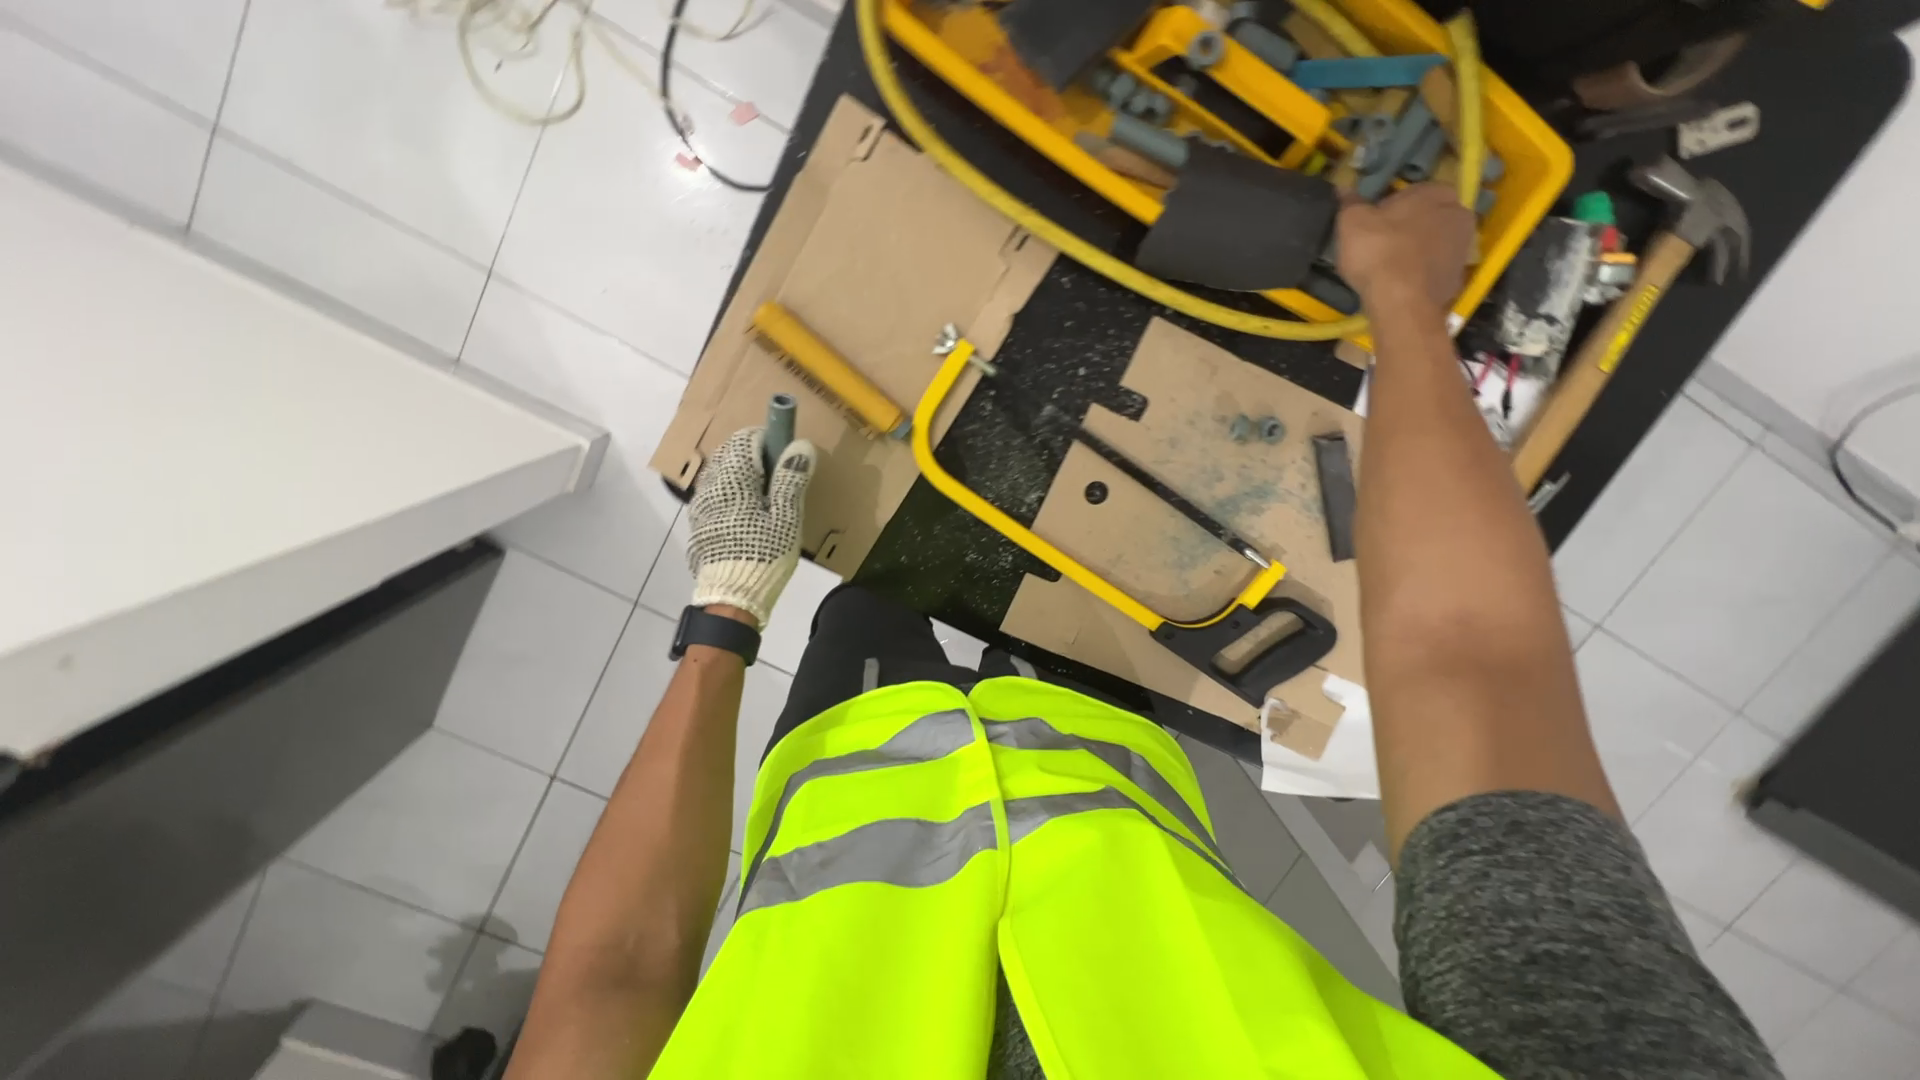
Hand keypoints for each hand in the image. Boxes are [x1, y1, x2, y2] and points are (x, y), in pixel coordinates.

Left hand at [687, 426, 817, 629]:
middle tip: (781, 484)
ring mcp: (702, 505)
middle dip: (757, 459)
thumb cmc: (762, 554)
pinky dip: (735, 498)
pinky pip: (718, 497)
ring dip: (745, 479)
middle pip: (732, 455)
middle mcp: (711, 486)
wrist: (731, 599)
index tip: (786, 459)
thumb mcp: (786, 517)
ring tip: (768, 505)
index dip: (769, 441)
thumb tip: (800, 446)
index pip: (746, 439)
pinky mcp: (700, 524)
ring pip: (724, 476)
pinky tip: (750, 521)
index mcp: (733, 479)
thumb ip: (791, 479)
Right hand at [1335, 182, 1475, 313]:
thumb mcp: (1352, 222)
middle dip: (1407, 228)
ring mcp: (1464, 247)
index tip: (1371, 225)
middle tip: (1380, 246)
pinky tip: (1401, 285)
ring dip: (1417, 251)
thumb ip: (1350, 203)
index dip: (1388, 208)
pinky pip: (1435, 269)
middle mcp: (1459, 212)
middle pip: (1427, 217)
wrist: (1402, 302)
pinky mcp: (1459, 277)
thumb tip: (1344, 188)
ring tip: (1390, 269)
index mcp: (1436, 191)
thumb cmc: (1379, 252)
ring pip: (1434, 243)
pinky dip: (1421, 274)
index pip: (1411, 192)